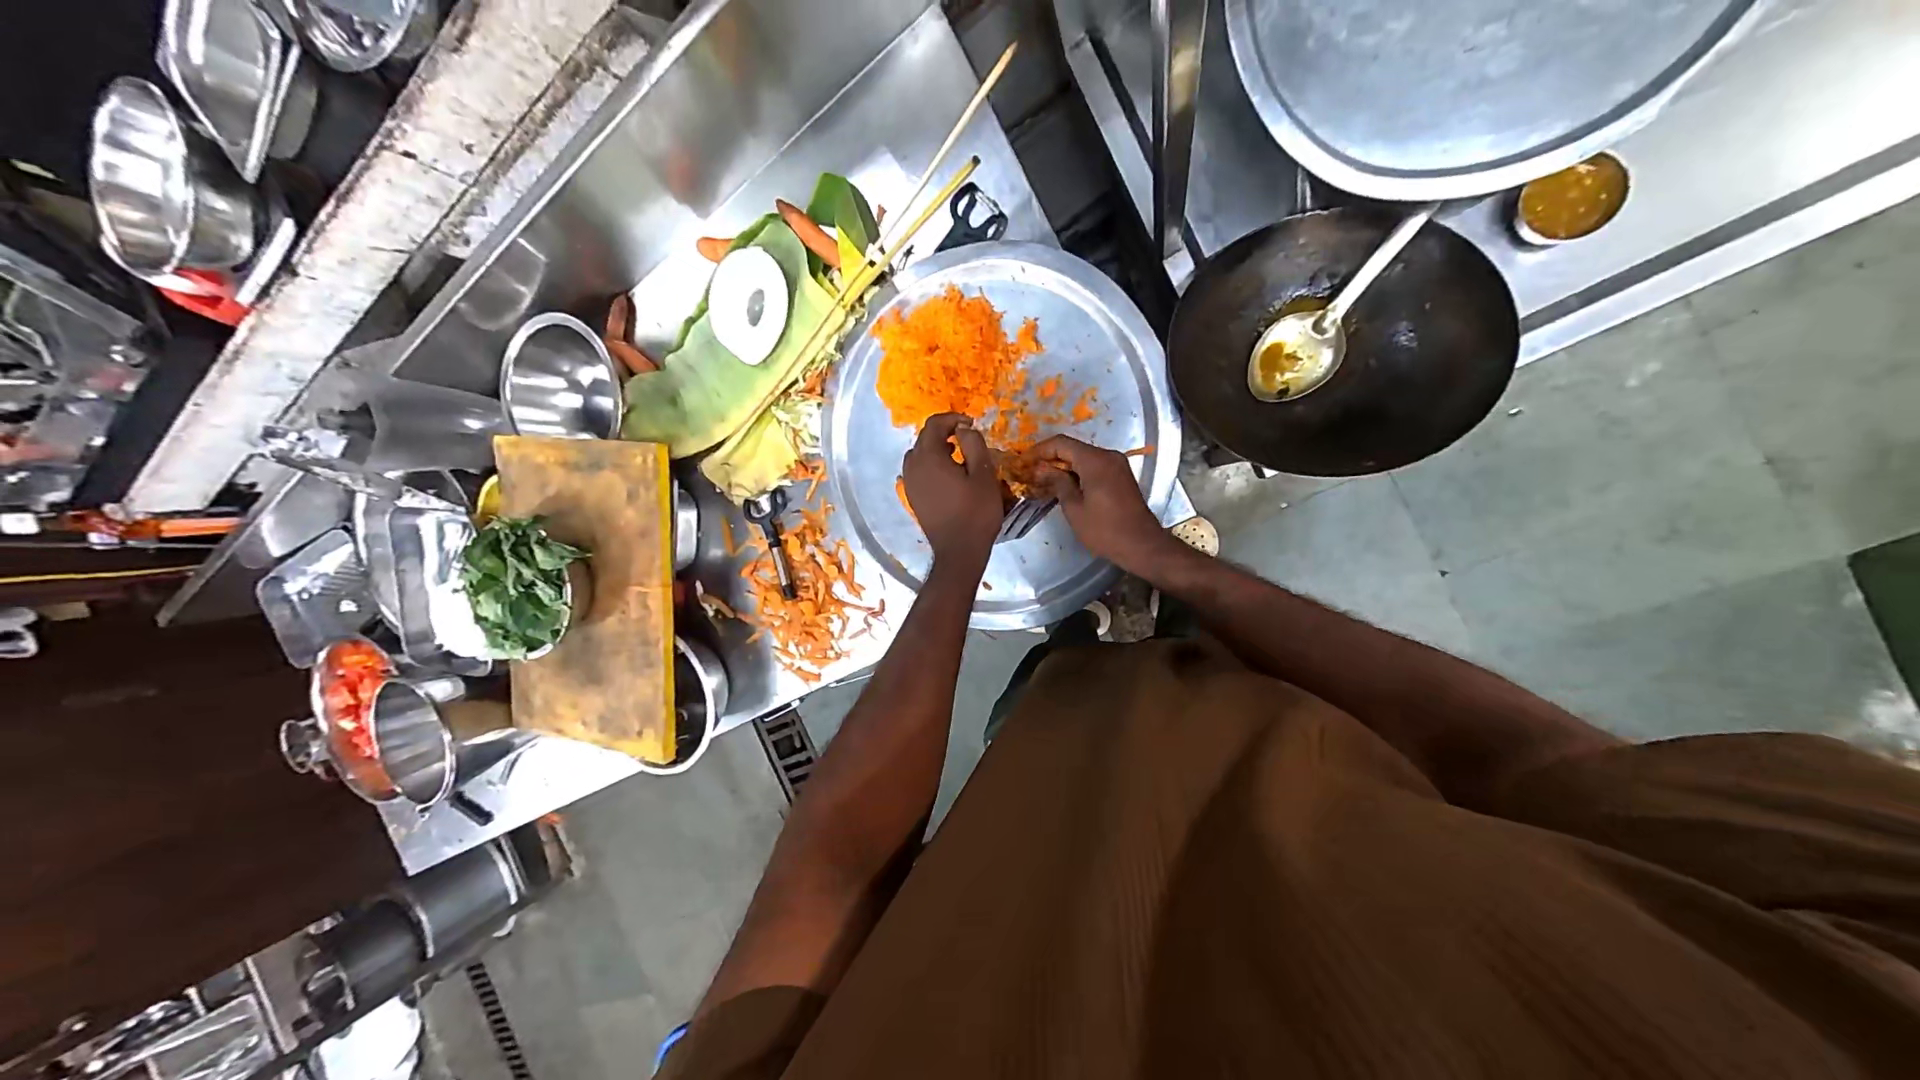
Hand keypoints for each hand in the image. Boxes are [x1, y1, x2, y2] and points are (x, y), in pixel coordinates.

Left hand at [902, 413, 1001, 572]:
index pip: (934, 424)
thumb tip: (962, 428)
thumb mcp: (983, 474)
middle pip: (924, 438)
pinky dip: (932, 464)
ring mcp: (909, 482)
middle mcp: (912, 466)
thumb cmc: (976, 512)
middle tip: (967, 438)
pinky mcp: (912, 496)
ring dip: (937, 449)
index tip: (971, 424)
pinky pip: (919, 470)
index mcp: (928, 457)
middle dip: (945, 433)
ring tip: (959, 455)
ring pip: (920, 454)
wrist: (959, 551)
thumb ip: (973, 444)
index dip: (953, 418)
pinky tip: (950, 475)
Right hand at [1033, 435, 1172, 572]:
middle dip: (1050, 459)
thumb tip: (1042, 470)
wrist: (1142, 545)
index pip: (1061, 443)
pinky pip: (1094, 467)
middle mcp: (1108, 456)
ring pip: (1084, 458)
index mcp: (1096, 460)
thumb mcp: (1074, 508)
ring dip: (1064, 467)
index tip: (1024, 461)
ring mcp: (1117, 465)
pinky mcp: (1121, 476)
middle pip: (1073, 449)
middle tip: (1030, 473)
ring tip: (1043, 481)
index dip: (1040, 450)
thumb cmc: (1105, 530)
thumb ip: (1057, 483)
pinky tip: (1064, 486)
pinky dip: (1078, 473)